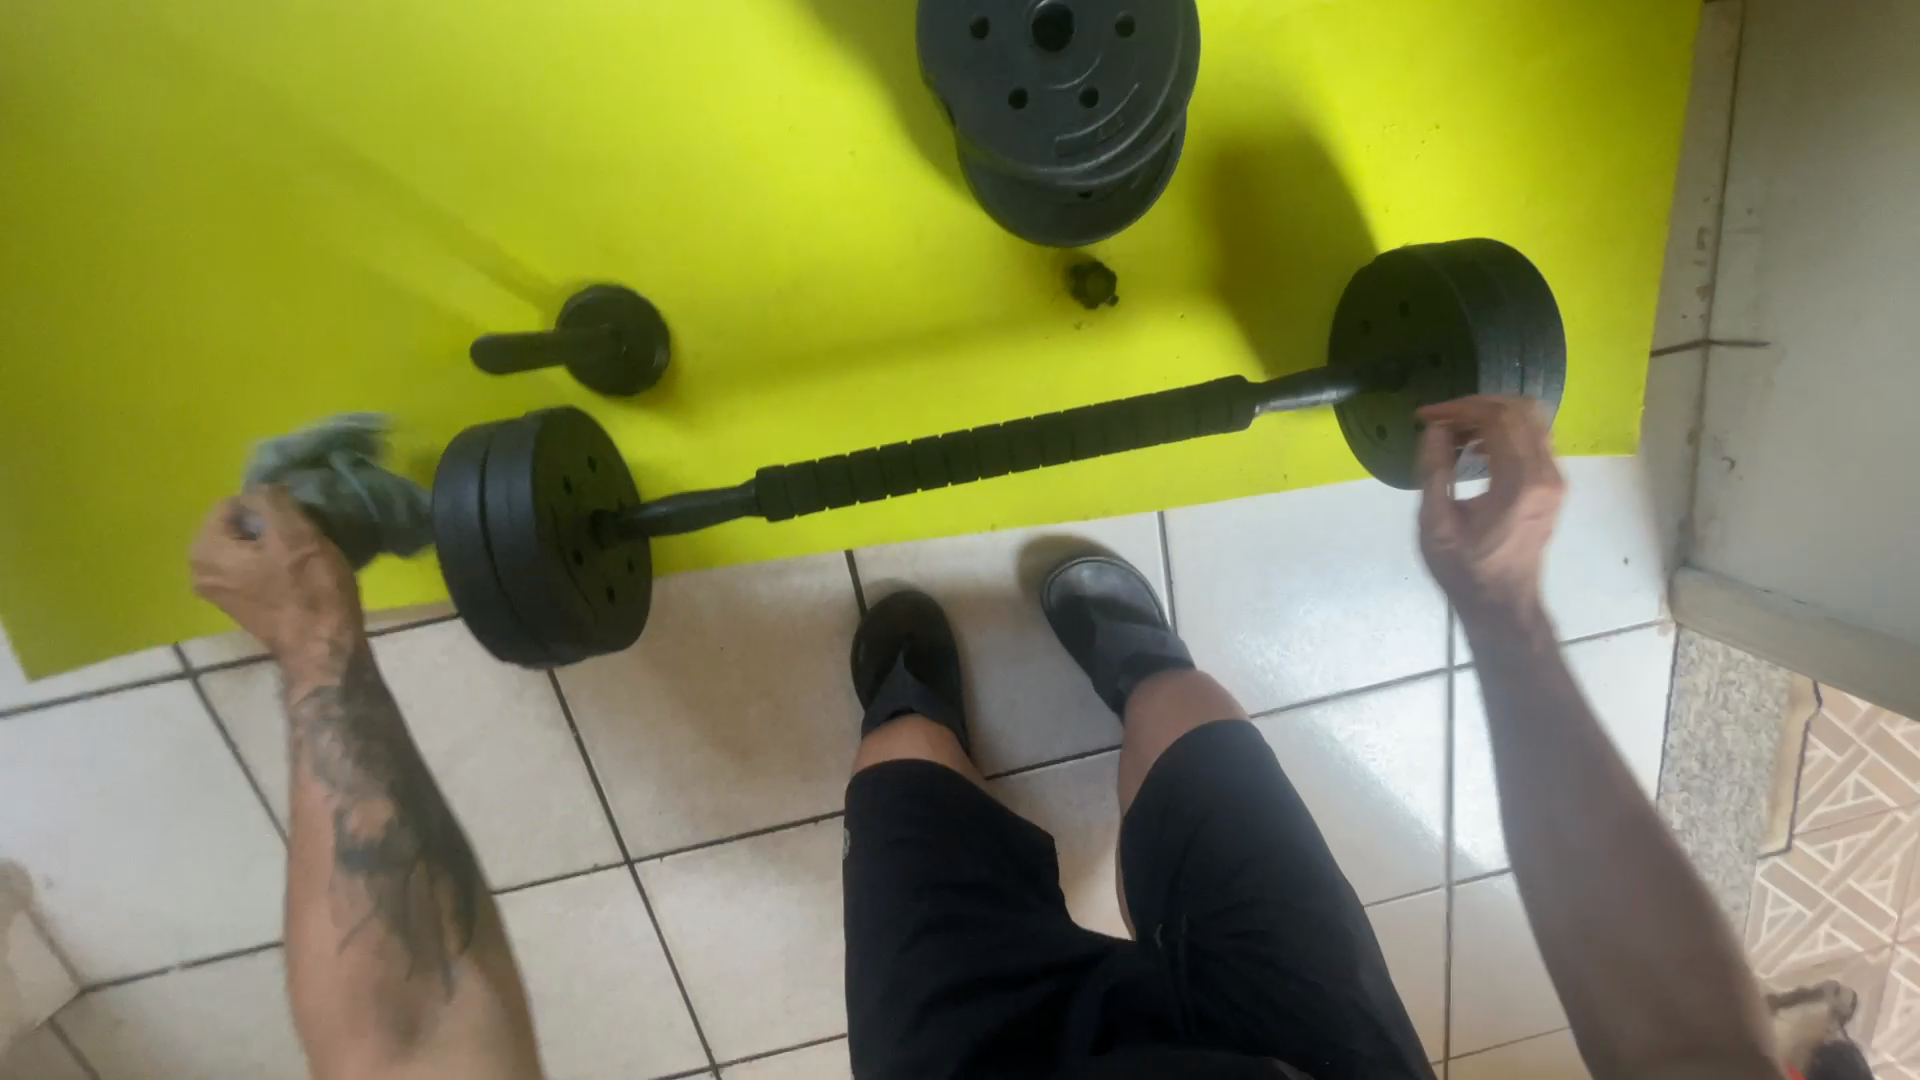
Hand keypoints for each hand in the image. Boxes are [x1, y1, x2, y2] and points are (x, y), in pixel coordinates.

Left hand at [190, 487, 363, 665]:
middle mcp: (199, 570)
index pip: (231, 504)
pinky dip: (275, 565)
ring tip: (309, 553)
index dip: (270, 504)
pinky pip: (253, 570)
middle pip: (238, 528)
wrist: (324, 646)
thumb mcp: (299, 537)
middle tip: (309, 535)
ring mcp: (218, 591)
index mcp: (205, 550)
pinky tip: (302, 574)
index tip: (303, 518)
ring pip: (248, 549)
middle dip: (272, 525)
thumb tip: (263, 487)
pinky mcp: (240, 606)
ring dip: (277, 545)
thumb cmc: (311, 590)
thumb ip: (274, 503)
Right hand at [1416, 396, 1565, 630]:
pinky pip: (1533, 440)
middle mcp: (1547, 474)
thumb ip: (1434, 472)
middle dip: (1475, 406)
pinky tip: (1471, 447)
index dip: (1459, 409)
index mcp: (1520, 482)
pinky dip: (1502, 432)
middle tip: (1437, 419)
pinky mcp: (1551, 486)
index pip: (1498, 420)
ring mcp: (1554, 480)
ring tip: (1450, 432)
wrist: (1501, 602)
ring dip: (1490, 416)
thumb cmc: (1463, 568)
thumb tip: (1434, 430)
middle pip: (1521, 412)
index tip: (1424, 417)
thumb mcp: (1435, 524)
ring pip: (1531, 422)